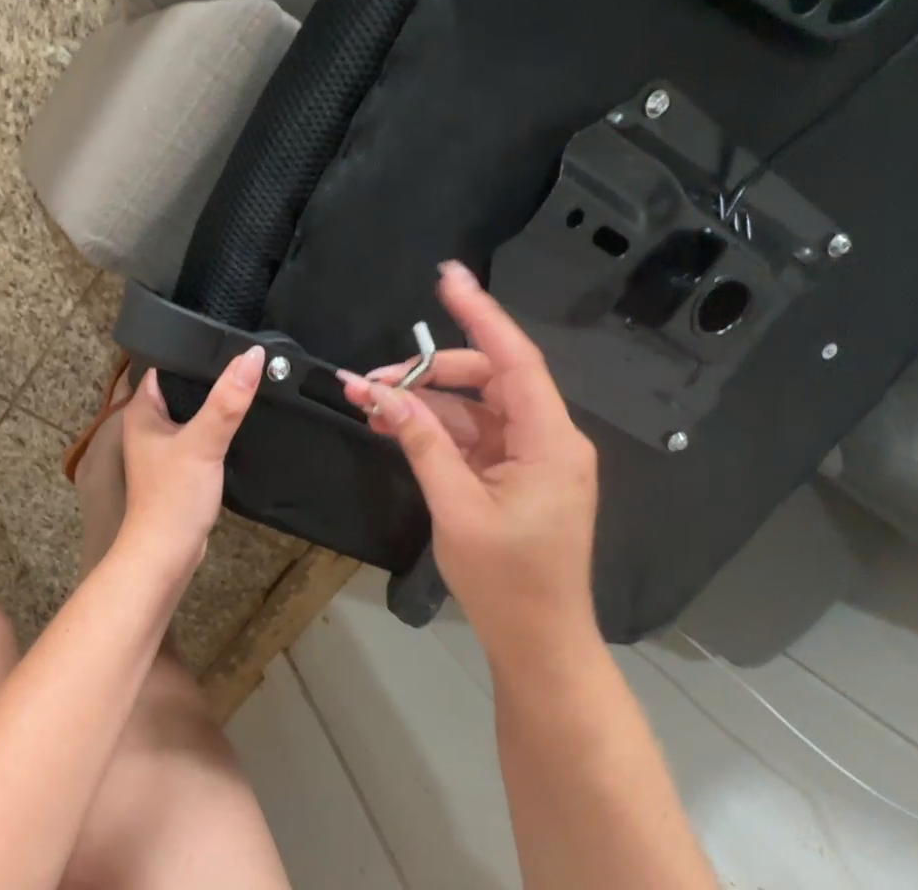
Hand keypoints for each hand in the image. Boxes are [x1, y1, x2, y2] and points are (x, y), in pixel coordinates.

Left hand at [119, 347, 264, 571]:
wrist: (166, 553)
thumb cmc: (174, 496)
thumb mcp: (204, 442)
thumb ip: (227, 401)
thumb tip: (253, 356)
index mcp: (141, 410)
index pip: (167, 365)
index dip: (195, 352)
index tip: (231, 338)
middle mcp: (149, 424)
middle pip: (184, 388)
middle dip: (213, 376)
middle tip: (251, 358)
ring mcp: (164, 446)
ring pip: (195, 413)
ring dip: (218, 404)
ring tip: (253, 382)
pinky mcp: (181, 466)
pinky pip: (201, 436)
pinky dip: (219, 429)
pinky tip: (243, 422)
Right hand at [340, 262, 599, 653]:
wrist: (538, 640)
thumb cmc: (506, 579)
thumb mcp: (455, 506)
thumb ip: (420, 442)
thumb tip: (380, 393)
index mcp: (550, 441)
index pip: (514, 359)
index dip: (480, 315)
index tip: (448, 277)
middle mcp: (546, 439)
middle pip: (486, 380)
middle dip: (426, 373)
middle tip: (367, 382)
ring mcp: (530, 458)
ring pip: (472, 408)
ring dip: (421, 403)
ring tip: (367, 405)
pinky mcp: (513, 476)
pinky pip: (471, 437)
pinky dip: (432, 429)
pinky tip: (391, 426)